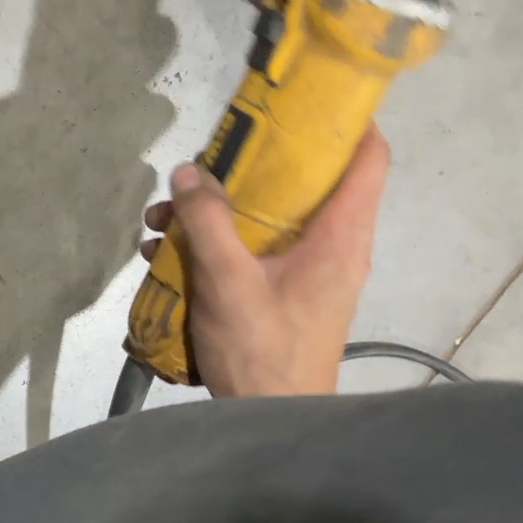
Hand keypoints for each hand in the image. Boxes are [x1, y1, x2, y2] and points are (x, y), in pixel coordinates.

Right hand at [140, 126, 390, 397]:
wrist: (268, 416)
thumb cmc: (261, 346)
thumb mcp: (228, 281)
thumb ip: (208, 224)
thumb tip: (186, 171)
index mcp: (339, 237)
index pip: (366, 160)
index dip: (341, 125)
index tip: (296, 106)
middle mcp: (328, 247)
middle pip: (295, 189)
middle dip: (237, 178)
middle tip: (188, 179)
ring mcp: (301, 272)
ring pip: (259, 223)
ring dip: (208, 218)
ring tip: (156, 228)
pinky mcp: (274, 292)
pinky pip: (243, 253)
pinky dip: (206, 248)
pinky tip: (162, 259)